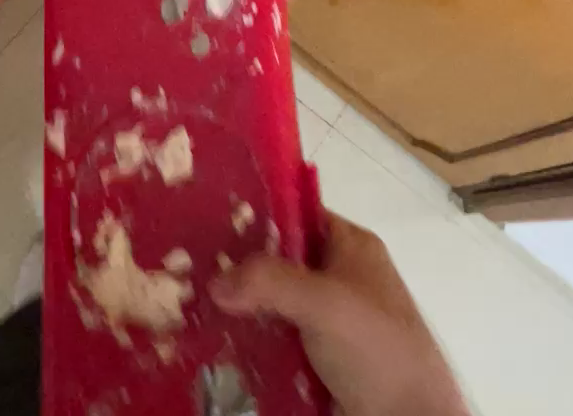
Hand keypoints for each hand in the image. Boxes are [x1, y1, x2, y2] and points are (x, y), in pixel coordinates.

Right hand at [211, 213, 469, 415]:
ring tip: (197, 307)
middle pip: (279, 260)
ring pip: (273, 304)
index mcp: (350, 245)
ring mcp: (329, 321)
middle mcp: (339, 277)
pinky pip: (276, 342)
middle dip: (241, 267)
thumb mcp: (324, 302)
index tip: (213, 221)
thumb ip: (270, 282)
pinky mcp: (319, 359)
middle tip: (195, 270)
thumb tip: (214, 282)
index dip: (258, 215)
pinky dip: (252, 344)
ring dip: (242, 310)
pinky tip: (219, 344)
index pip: (296, 213)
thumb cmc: (376, 347)